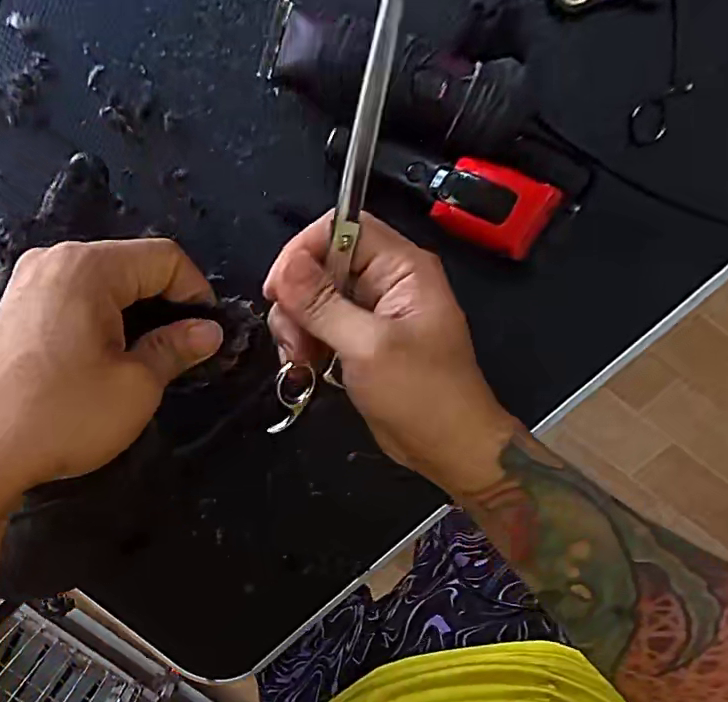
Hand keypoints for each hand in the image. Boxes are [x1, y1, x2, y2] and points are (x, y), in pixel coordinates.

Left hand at [0, 239, 224, 520]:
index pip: (164, 258)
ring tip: (152, 361)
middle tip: (186, 352)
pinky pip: (78, 301)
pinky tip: (111, 360)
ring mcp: (30, 285)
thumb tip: (208, 331)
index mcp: (87, 268)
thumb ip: (176, 349)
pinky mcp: (18, 311)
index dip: (198, 293)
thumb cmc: (65, 416)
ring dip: (138, 316)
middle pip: (133, 266)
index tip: (210, 334)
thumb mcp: (138, 386)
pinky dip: (107, 322)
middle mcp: (54, 262)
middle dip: (168, 304)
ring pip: (106, 285)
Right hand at [264, 214, 519, 495]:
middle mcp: (388, 283)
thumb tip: (286, 266)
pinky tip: (306, 368)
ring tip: (300, 361)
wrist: (449, 448)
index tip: (278, 291)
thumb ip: (324, 305)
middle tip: (291, 341)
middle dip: (297, 299)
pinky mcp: (363, 344)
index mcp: (402, 268)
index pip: (342, 227)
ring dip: (297, 326)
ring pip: (316, 299)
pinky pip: (323, 328)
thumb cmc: (421, 396)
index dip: (303, 251)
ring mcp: (374, 315)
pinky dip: (308, 345)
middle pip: (322, 264)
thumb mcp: (369, 347)